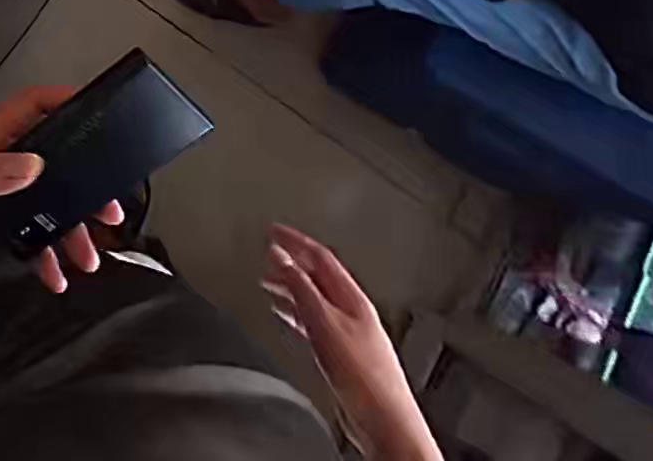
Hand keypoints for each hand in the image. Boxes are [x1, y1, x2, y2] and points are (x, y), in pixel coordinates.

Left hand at [0, 87, 123, 292]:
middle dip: (76, 185)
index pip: (28, 108)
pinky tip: (46, 265)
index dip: (61, 100)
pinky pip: (11, 226)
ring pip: (31, 200)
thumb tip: (34, 165)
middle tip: (106, 211)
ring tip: (83, 254)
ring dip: (59, 224)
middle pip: (42, 163)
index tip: (94, 103)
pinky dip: (31, 244)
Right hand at [263, 225, 439, 460]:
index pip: (320, 255)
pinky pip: (314, 319)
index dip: (295, 239)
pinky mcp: (342, 353)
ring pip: (314, 297)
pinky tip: (287, 315)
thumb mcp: (322, 320)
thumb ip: (299, 285)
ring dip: (290, 286)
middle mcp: (352, 310)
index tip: (273, 229)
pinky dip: (296, 310)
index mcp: (351, 297)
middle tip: (268, 252)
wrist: (385, 424)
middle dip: (291, 261)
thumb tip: (279, 255)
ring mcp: (349, 331)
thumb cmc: (363, 376)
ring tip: (269, 280)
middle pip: (318, 275)